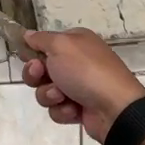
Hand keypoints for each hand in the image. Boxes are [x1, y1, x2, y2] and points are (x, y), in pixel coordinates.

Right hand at [22, 28, 144, 143]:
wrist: (116, 110)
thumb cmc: (86, 71)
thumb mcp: (60, 45)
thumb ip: (40, 38)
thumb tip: (27, 34)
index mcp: (75, 42)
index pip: (44, 43)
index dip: (33, 51)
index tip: (27, 57)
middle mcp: (76, 62)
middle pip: (40, 68)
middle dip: (35, 74)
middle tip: (40, 75)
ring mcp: (78, 87)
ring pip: (45, 90)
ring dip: (49, 94)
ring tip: (62, 97)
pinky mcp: (79, 109)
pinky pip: (57, 108)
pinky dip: (62, 110)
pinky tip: (74, 110)